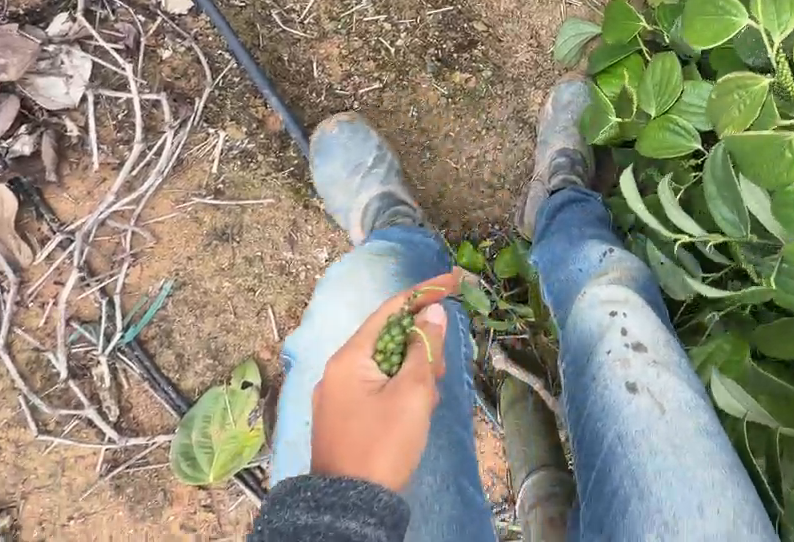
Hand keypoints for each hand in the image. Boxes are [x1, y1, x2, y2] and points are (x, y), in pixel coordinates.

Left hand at [310, 271, 458, 490]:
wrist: (349, 510)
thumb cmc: (383, 443)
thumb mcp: (413, 391)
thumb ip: (424, 347)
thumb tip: (432, 311)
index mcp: (349, 359)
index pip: (391, 309)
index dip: (424, 293)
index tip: (454, 282)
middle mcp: (338, 371)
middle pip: (389, 335)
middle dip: (421, 344)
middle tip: (443, 367)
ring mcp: (339, 395)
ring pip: (387, 362)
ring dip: (414, 368)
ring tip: (432, 394)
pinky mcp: (345, 416)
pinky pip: (379, 384)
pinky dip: (403, 386)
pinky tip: (419, 406)